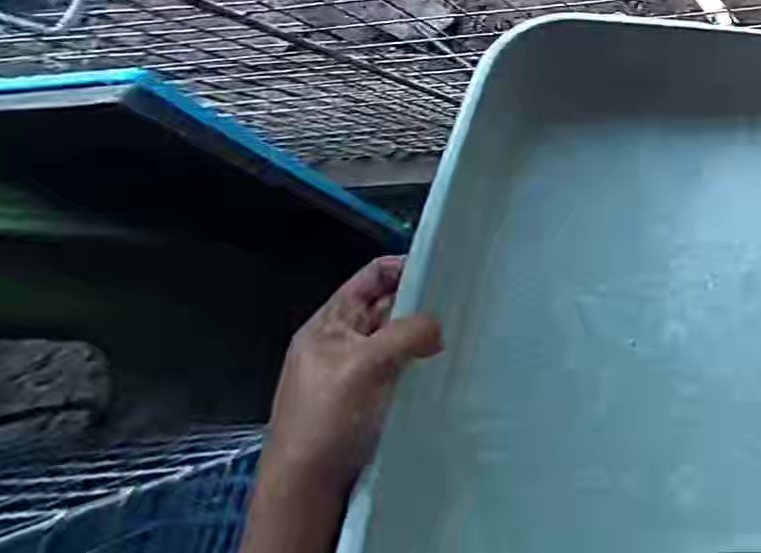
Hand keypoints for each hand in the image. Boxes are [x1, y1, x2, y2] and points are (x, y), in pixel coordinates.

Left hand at [260, 255, 442, 496]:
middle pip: (389, 304)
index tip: (441, 272)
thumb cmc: (325, 421)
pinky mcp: (371, 395)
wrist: (305, 493)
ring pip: (399, 335)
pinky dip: (420, 361)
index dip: (404, 267)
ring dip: (423, 335)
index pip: (372, 276)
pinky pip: (402, 364)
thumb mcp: (365, 365)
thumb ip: (407, 332)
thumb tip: (438, 326)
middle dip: (421, 304)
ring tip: (453, 336)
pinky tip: (440, 366)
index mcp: (328, 324)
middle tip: (455, 308)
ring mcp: (356, 369)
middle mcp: (342, 341)